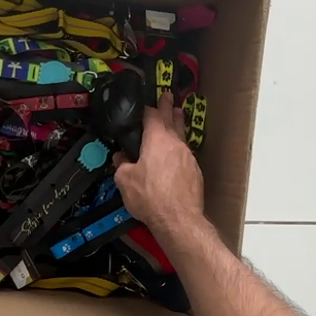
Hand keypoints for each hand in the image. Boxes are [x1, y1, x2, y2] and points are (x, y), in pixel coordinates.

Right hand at [113, 97, 207, 241]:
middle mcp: (175, 144)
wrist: (178, 219)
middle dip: (168, 107)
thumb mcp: (124, 180)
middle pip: (172, 119)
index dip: (147, 108)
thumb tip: (120, 158)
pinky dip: (178, 150)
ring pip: (181, 136)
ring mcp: (188, 157)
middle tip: (168, 95)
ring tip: (176, 116)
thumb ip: (121, 165)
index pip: (152, 115)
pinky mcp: (195, 172)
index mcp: (157, 140)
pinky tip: (174, 156)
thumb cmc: (150, 197)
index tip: (145, 103)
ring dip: (177, 125)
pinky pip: (184, 154)